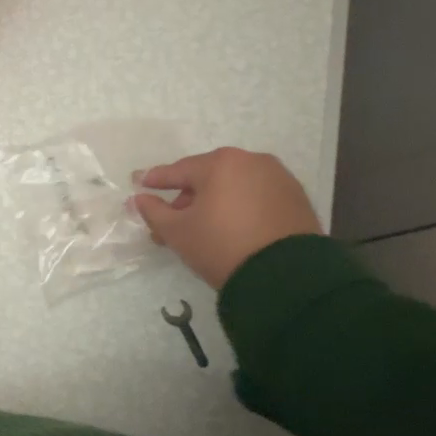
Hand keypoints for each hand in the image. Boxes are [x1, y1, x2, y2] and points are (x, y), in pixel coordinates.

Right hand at [133, 148, 323, 289]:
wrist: (285, 274)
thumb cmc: (220, 245)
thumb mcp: (177, 231)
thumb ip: (153, 211)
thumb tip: (139, 198)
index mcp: (220, 164)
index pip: (178, 170)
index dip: (155, 179)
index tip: (139, 183)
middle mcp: (252, 161)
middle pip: (208, 176)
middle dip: (187, 195)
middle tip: (172, 217)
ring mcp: (278, 177)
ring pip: (233, 185)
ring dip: (213, 201)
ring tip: (202, 226)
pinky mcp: (296, 197)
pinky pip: (255, 195)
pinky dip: (239, 206)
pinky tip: (230, 226)